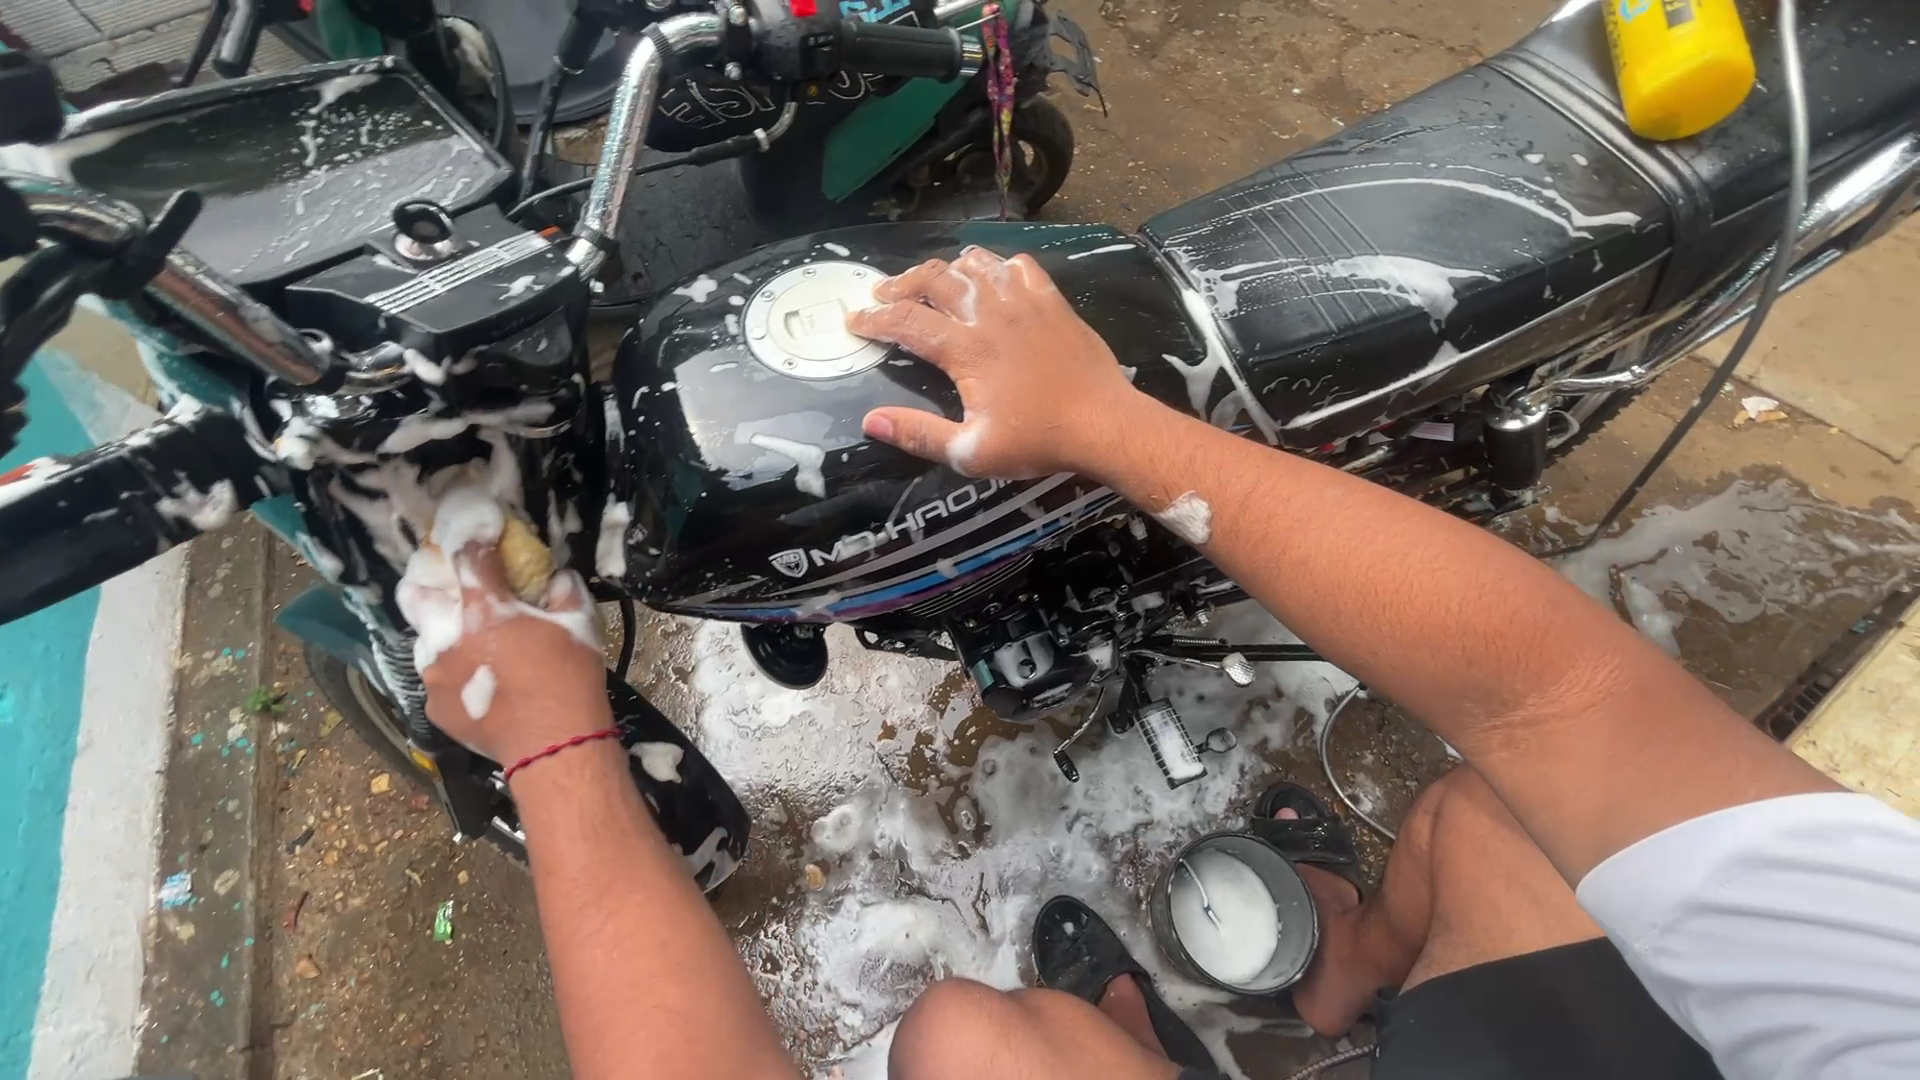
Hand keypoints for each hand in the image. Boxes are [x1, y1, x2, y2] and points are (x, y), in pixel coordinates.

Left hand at [396, 540, 612, 769]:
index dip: (474, 535)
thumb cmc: (570, 676)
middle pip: (415, 593)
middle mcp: (446, 637)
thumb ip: (565, 593)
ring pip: (428, 642)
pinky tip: (484, 684)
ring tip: (477, 647)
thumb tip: (557, 579)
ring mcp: (434, 674)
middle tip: (455, 585)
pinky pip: (439, 679)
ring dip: (448, 635)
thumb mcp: (580, 626)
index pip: (468, 557)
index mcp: (484, 610)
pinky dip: (458, 674)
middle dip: (430, 580)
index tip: (482, 527)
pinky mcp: (434, 706)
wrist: (553, 742)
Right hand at [846, 247, 1148, 477]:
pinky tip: (993, 280)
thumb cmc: (1037, 441)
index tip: (853, 321)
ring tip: (932, 281)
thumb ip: (919, 435)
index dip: (875, 320)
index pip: (907, 322)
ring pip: (975, 264)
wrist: (1103, 424)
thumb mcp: (971, 452)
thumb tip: (870, 422)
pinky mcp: (1053, 301)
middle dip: (900, 285)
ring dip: (946, 269)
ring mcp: (1025, 301)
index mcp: (966, 348)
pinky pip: (1019, 266)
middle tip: (882, 295)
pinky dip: (996, 267)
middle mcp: (990, 313)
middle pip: (934, 279)